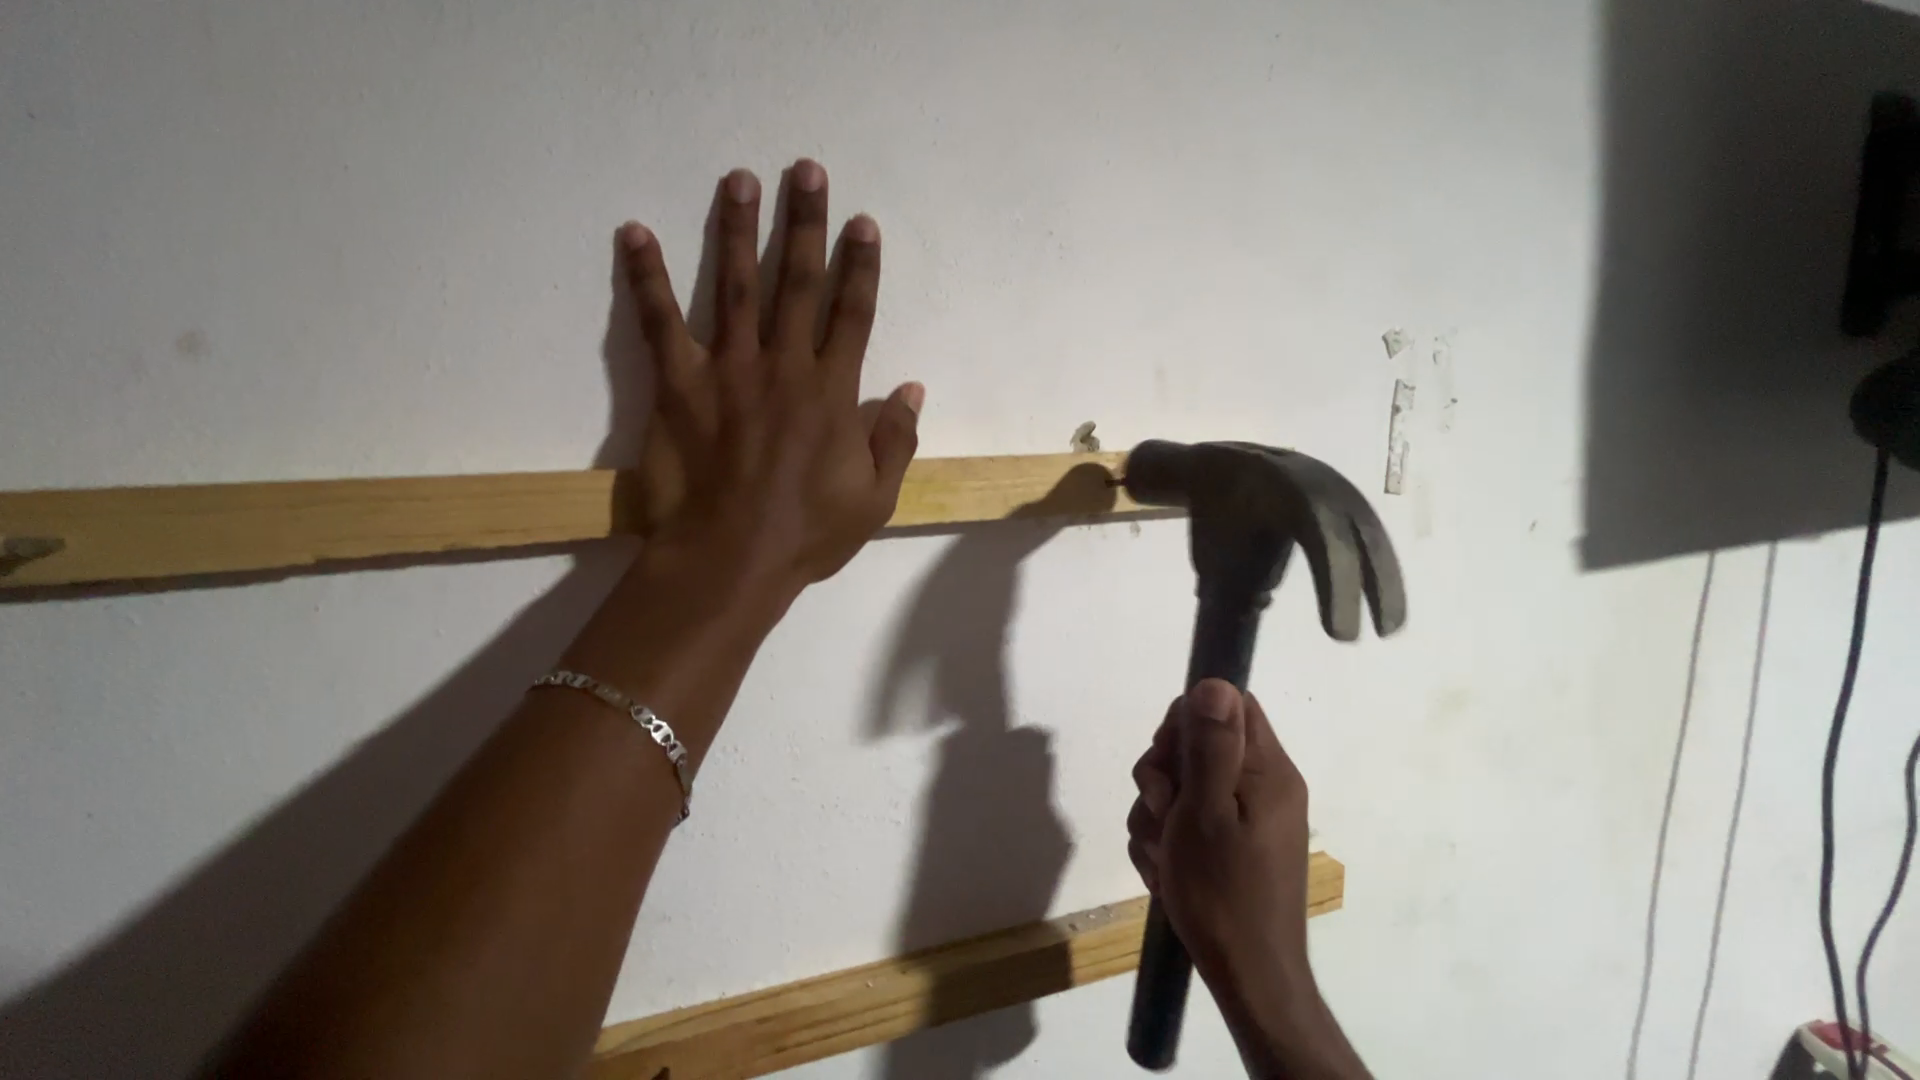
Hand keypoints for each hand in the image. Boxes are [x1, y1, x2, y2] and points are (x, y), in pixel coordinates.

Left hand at [622, 160, 923, 594]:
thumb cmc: (807, 535)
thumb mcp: (874, 500)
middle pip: (796, 282)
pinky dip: (646, 276)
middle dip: (805, 224)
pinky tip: (635, 232)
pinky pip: (659, 322)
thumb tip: (910, 388)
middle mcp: (783, 366)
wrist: (730, 559)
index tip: (863, 223)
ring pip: (734, 285)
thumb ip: (895, 440)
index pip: (852, 314)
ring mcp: (728, 370)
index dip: (860, 266)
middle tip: (806, 171)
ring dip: (737, 229)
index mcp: (832, 392)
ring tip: (739, 179)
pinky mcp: (678, 384)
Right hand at [1127, 680, 1312, 1000]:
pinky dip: (1165, 842)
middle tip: (1162, 811)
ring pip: (1180, 787)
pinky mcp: (1229, 846)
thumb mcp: (1207, 812)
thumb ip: (1210, 746)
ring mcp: (1245, 818)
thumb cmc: (1224, 893)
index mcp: (1267, 770)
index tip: (1167, 757)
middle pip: (1195, 745)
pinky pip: (1183, 822)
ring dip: (1156, 816)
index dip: (1186, 721)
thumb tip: (1214, 681)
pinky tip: (1165, 871)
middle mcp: (1261, 786)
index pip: (1228, 705)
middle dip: (1162, 775)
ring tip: (1162, 855)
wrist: (1246, 977)